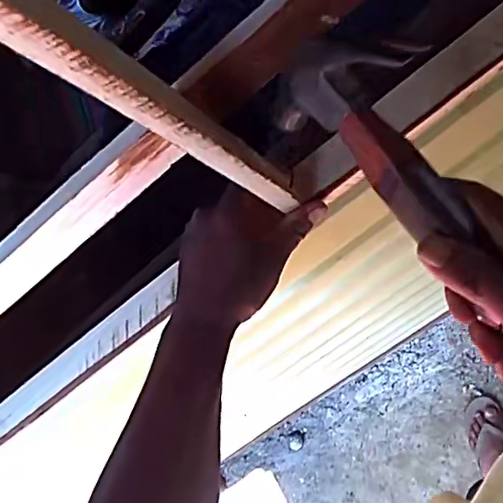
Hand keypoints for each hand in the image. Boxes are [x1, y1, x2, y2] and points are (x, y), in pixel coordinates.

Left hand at [175, 187, 325, 330]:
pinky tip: (239, 260)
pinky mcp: (188, 248)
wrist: (203, 321)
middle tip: (276, 225)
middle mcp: (205, 216)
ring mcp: (193, 232)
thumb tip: (314, 210)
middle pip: (236, 199)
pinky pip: (211, 232)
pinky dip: (227, 239)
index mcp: (226, 212)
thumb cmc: (233, 293)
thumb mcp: (274, 258)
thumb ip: (295, 228)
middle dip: (258, 209)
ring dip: (242, 225)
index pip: (250, 180)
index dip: (270, 184)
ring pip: (224, 217)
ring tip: (258, 248)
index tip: (283, 193)